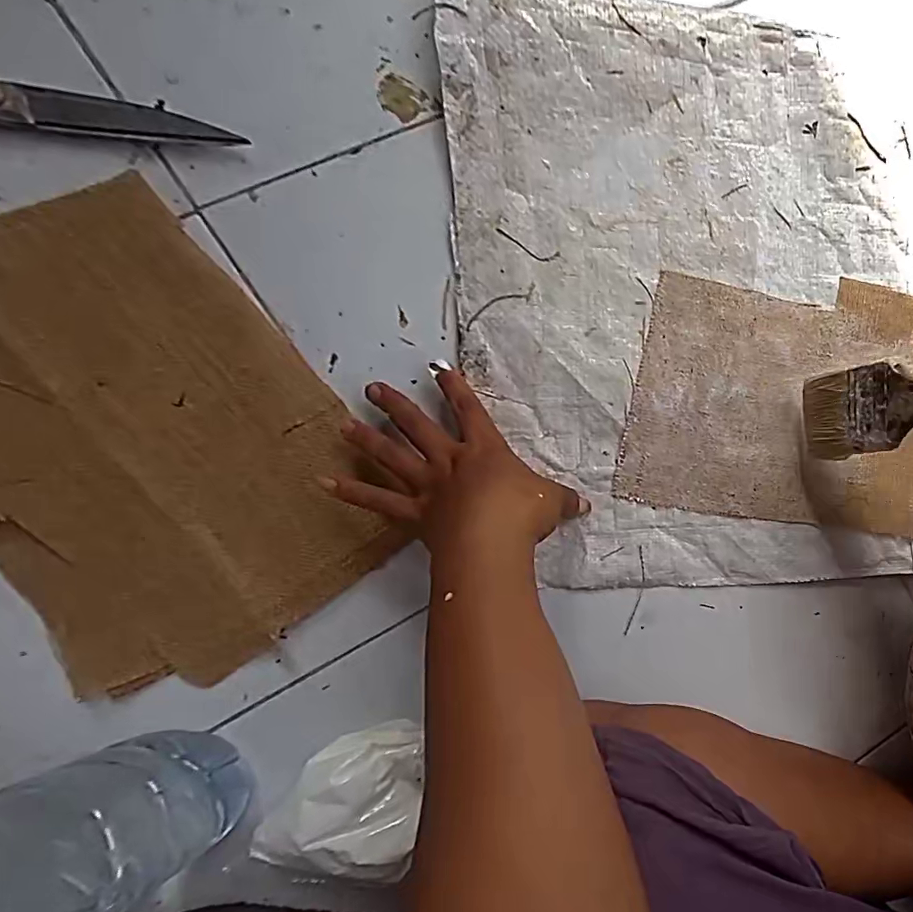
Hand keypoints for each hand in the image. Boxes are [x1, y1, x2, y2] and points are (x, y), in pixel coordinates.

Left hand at [323, 365, 587, 553]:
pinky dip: (353, 492)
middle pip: (419, 428)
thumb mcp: (552, 502)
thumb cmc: (521, 514)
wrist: (491, 541)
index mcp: (485, 452)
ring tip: (344, 424)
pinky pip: (379, 501)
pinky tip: (326, 483)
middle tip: (373, 388)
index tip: (439, 369)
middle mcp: (451, 462)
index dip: (456, 389)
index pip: (470, 412)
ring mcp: (429, 487)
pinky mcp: (414, 514)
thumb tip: (585, 506)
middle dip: (397, 406)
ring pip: (393, 457)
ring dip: (368, 440)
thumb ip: (563, 500)